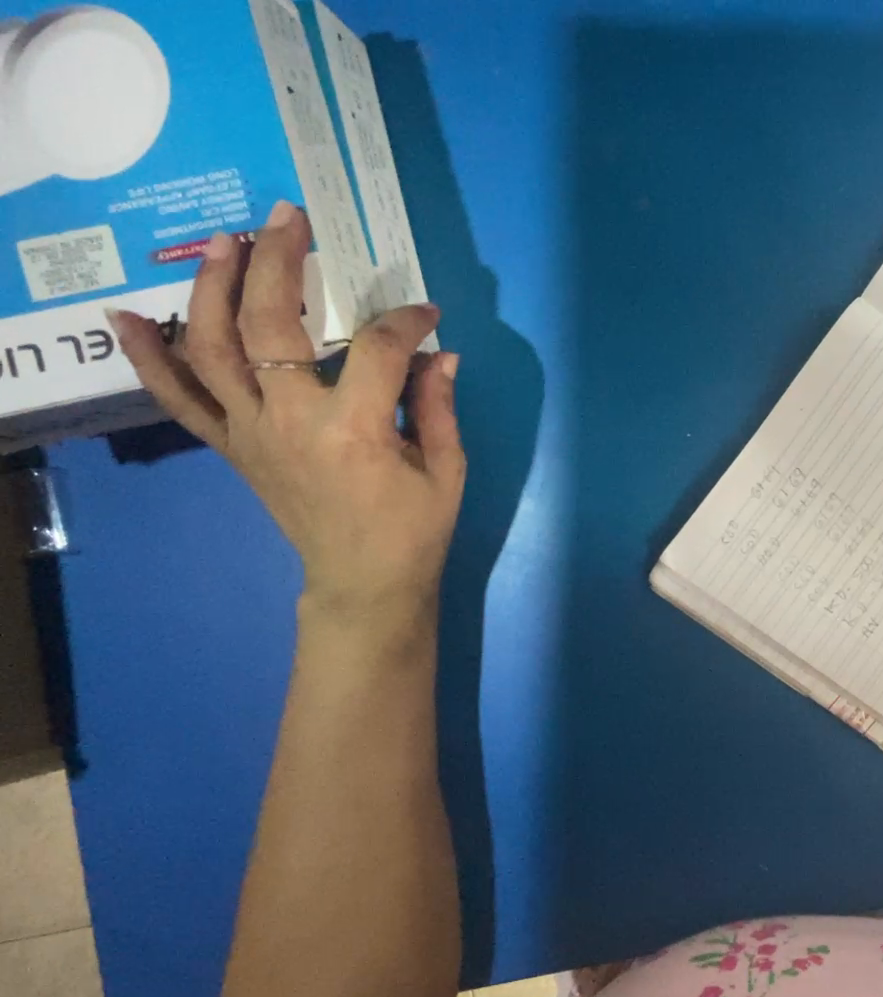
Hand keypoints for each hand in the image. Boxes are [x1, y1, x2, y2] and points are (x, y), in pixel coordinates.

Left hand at [108, 202, 464, 616]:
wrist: (364, 579)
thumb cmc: (415, 527)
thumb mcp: (447, 467)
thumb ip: (435, 405)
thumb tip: (438, 352)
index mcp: (355, 428)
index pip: (376, 348)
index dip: (405, 321)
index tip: (427, 314)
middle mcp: (290, 419)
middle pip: (272, 324)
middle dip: (282, 264)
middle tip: (291, 220)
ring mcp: (250, 430)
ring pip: (213, 345)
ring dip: (216, 288)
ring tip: (229, 242)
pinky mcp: (231, 444)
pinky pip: (178, 397)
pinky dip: (146, 358)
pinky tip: (124, 319)